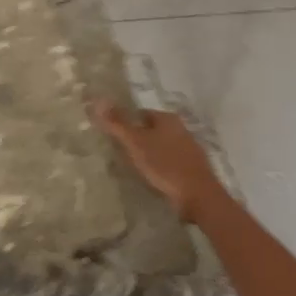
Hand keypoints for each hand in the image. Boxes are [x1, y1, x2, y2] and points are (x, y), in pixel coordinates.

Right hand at [94, 99, 229, 221]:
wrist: (198, 196)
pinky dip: (161, 167)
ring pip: (163, 146)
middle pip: (153, 129)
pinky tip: (153, 179)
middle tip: (121, 152)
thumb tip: (97, 100)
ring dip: (150, 154)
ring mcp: (189, 149)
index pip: (141, 113)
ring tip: (134, 167)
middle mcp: (181, 129)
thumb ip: (117, 123)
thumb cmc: (165, 165)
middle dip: (138, 139)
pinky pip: (171, 162)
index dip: (126, 123)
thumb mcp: (136, 143)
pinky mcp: (193, 169)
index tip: (114, 136)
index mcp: (167, 119)